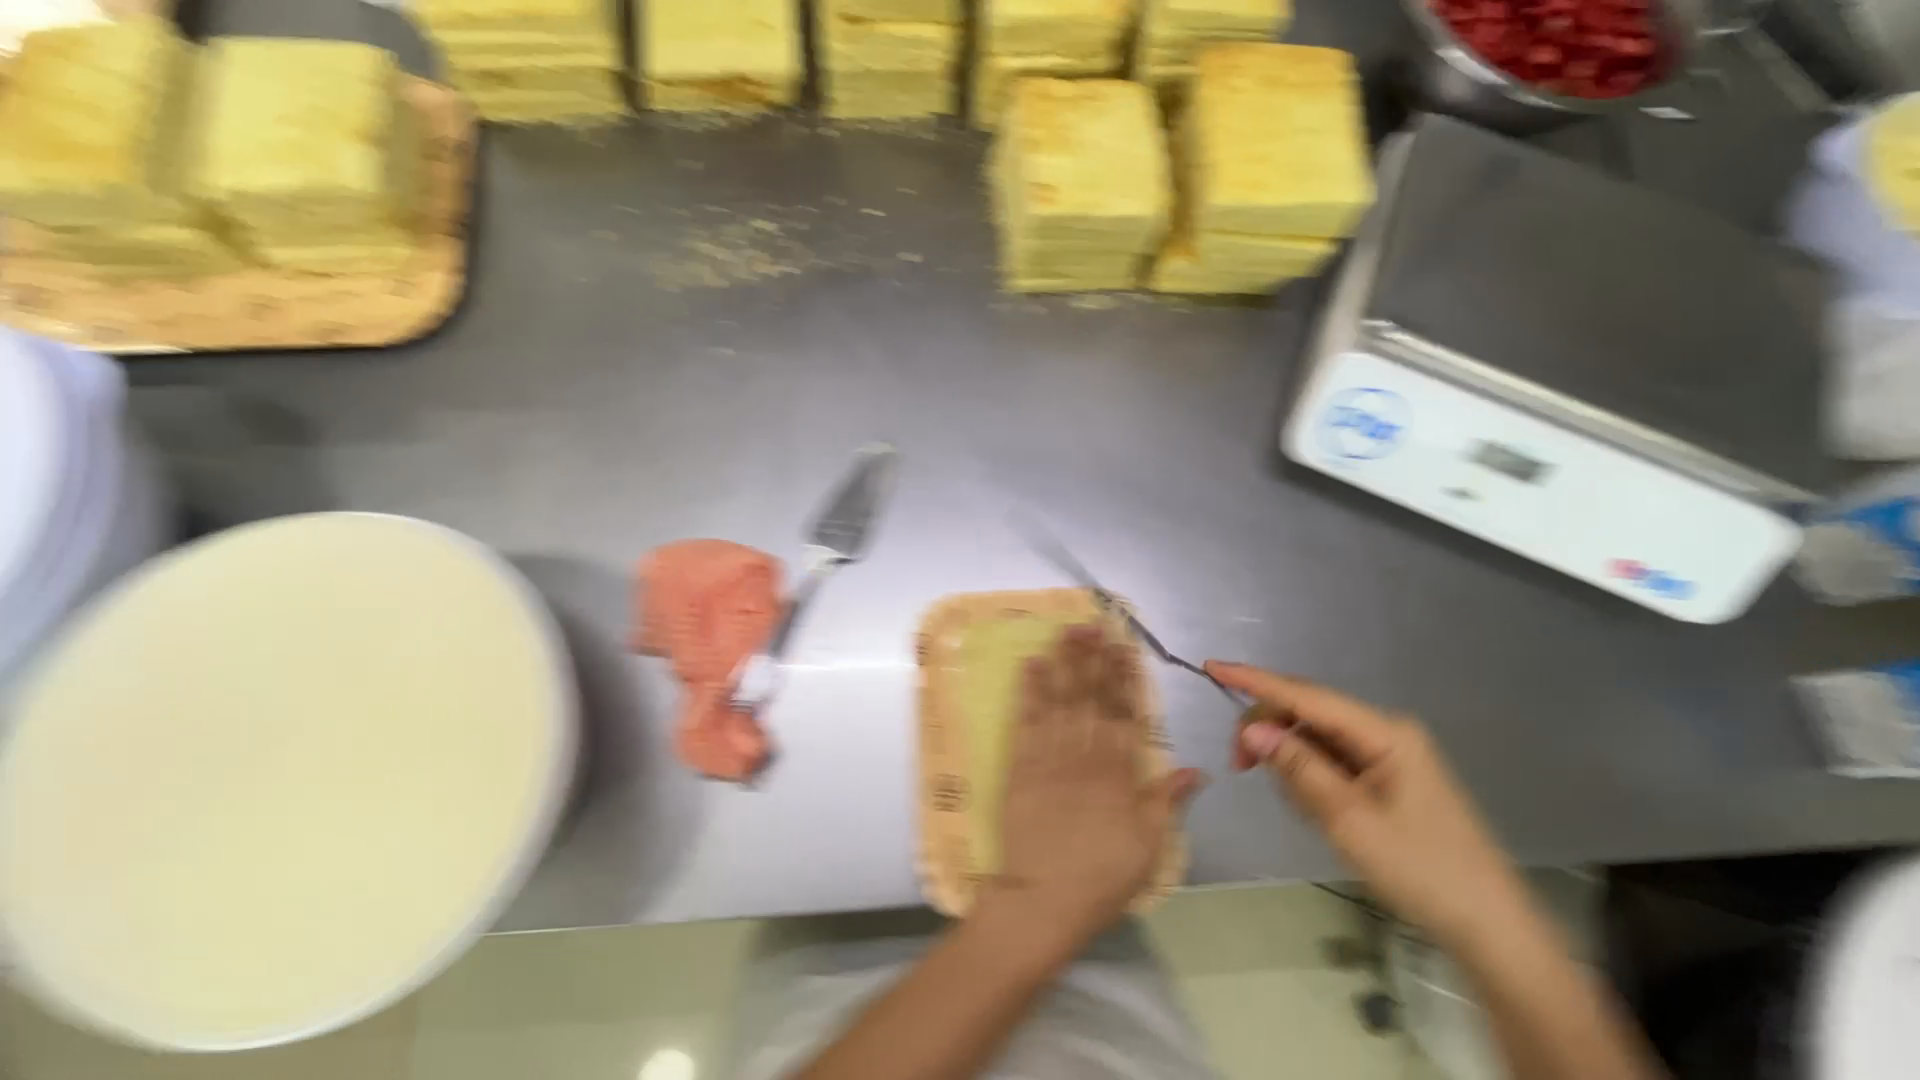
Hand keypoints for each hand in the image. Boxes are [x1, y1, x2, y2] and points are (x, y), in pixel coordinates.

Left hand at [987, 625, 1203, 946]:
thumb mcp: (1149, 847)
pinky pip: (1025, 721)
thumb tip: (1195, 768)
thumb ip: (1167, 801)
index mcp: (1119, 774)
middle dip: (1094, 658)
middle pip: (1092, 698)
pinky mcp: (1019, 767)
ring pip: (1060, 700)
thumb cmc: (1101, 878)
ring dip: (1065, 663)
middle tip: (1095, 624)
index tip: (1125, 647)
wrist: (1042, 900)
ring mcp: (1049, 758)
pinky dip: (1029, 692)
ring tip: (1068, 631)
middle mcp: (1085, 756)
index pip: (1125, 715)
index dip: (1125, 678)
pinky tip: (1032, 666)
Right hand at [1206, 662, 1530, 952]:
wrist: (1487, 923)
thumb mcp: (1350, 821)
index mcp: (1385, 733)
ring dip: (1292, 763)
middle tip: (1239, 768)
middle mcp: (1386, 732)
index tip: (1211, 666)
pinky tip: (1316, 812)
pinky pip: (1332, 763)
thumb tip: (1253, 728)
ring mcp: (1388, 756)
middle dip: (1269, 731)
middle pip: (1308, 713)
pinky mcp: (1386, 779)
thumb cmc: (1421, 870)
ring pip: (1316, 740)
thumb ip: (1299, 768)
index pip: (1307, 695)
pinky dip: (1311, 780)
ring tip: (1300, 810)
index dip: (1256, 680)